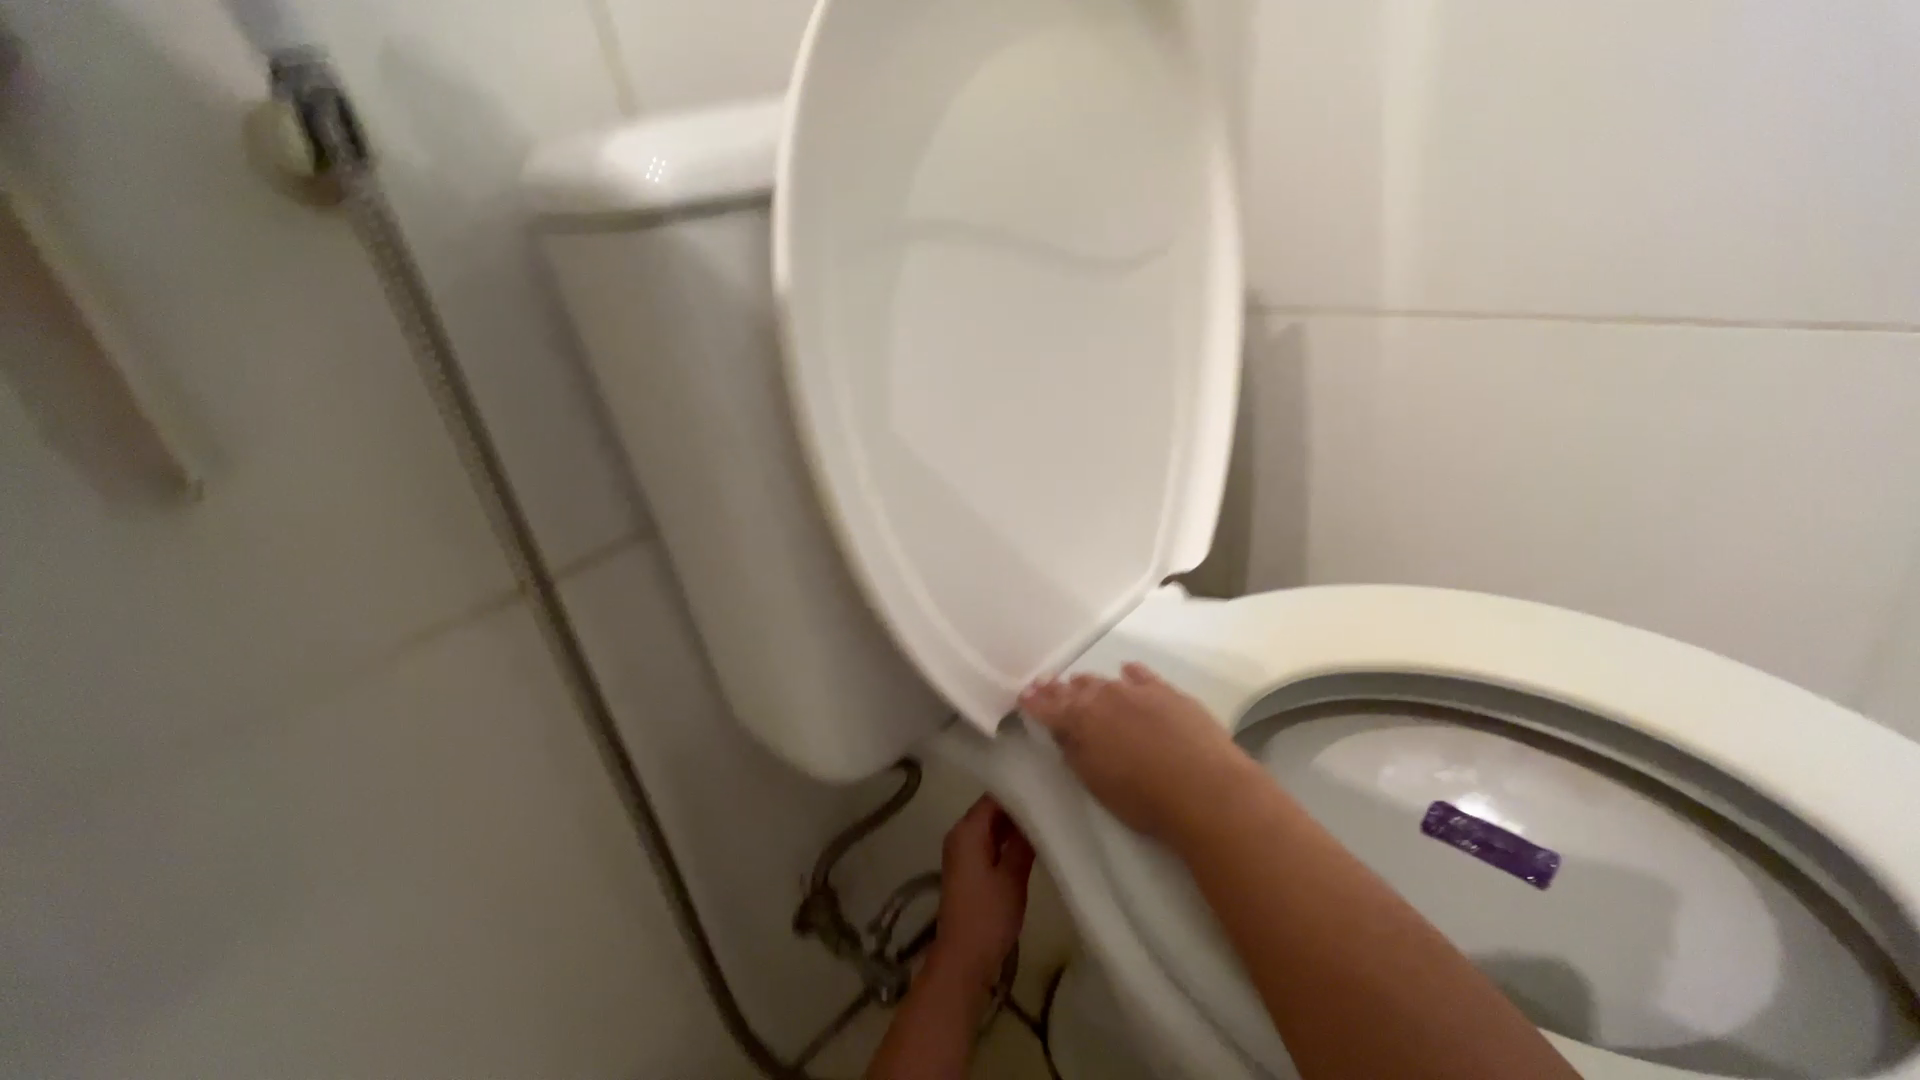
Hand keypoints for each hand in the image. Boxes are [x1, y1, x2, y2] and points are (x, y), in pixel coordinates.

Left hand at [928, 796, 1033, 989]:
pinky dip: (1009, 839)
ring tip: (1051, 814)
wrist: (964, 958)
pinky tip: (1036, 840)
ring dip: (1016, 823)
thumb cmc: (988, 916)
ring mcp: (964, 851)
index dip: (1020, 787)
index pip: (995, 796)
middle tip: (1055, 797)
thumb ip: (1023, 843)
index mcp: (967, 830)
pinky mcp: (970, 867)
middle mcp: (961, 834)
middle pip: (992, 808)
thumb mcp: (1012, 877)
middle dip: (1021, 804)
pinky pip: (991, 841)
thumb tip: (1038, 812)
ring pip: (993, 825)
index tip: (1048, 781)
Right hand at [1020, 663, 1255, 841]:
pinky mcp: (1170, 693)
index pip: (1049, 707)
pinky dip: (1131, 674)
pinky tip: (1127, 670)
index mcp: (1081, 720)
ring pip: (1106, 681)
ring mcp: (1139, 691)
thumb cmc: (1143, 797)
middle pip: (1076, 690)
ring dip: (1090, 683)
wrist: (1205, 788)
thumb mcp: (1096, 782)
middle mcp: (1105, 697)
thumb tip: (1063, 732)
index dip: (1035, 702)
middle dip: (1059, 689)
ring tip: (1078, 681)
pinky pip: (1142, 676)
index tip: (1023, 695)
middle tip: (1046, 685)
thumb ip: (1075, 752)